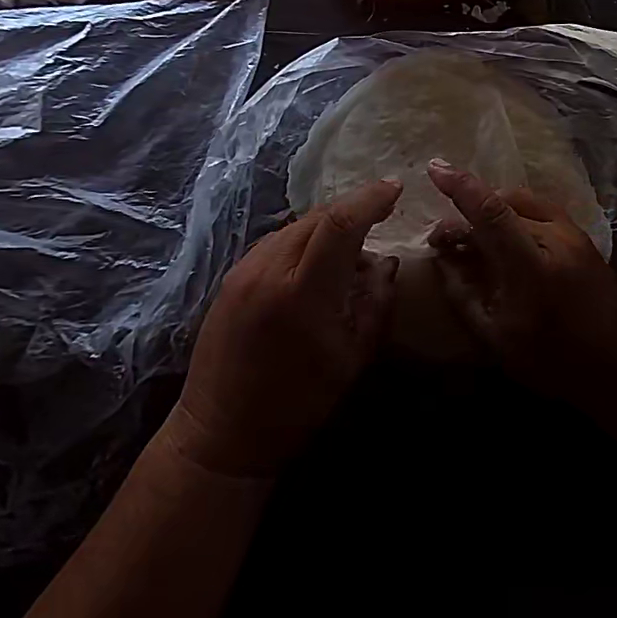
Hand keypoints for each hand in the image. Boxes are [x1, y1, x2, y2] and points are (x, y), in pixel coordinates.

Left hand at [164, 180, 402, 476]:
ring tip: (349, 247)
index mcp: (303, 293)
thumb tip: (385, 261)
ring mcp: (244, 270)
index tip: (395, 187)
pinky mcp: (231, 276)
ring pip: (294, 227)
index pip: (340, 224)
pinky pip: (275, 243)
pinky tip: (314, 263)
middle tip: (380, 218)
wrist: (221, 429)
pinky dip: (301, 242)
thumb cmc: (296, 405)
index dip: (370, 199)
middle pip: (317, 218)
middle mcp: (268, 269)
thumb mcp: (351, 360)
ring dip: (326, 226)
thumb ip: (375, 303)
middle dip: (352, 211)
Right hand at [426, 159, 616, 407]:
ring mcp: (573, 233)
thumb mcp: (496, 337)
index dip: (461, 187)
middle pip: (501, 203)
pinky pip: (537, 208)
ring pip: (520, 200)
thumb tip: (440, 258)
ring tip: (471, 235)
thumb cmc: (554, 361)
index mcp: (532, 269)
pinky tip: (501, 234)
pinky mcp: (580, 234)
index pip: (492, 213)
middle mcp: (556, 240)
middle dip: (466, 212)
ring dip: (489, 208)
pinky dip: (512, 211)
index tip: (433, 169)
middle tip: (445, 241)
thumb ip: (462, 293)